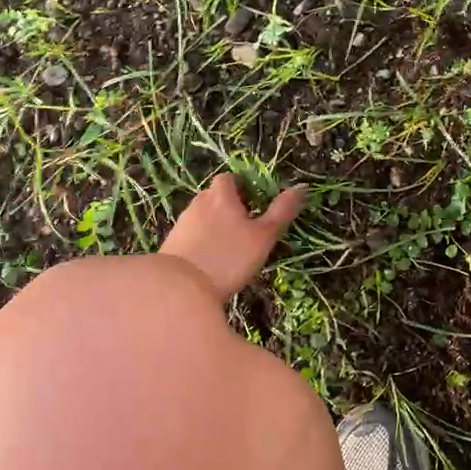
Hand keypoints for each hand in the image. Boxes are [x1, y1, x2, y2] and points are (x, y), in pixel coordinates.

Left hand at [159, 173, 305, 299]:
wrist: (177, 290)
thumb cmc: (228, 258)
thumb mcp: (264, 236)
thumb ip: (282, 211)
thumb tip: (300, 188)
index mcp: (221, 197)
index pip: (228, 178)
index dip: (241, 186)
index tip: (254, 203)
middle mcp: (198, 205)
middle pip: (213, 196)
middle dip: (228, 205)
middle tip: (245, 226)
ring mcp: (181, 226)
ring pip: (201, 216)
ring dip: (213, 225)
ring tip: (228, 246)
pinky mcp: (170, 247)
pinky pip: (189, 236)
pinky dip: (200, 242)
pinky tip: (210, 261)